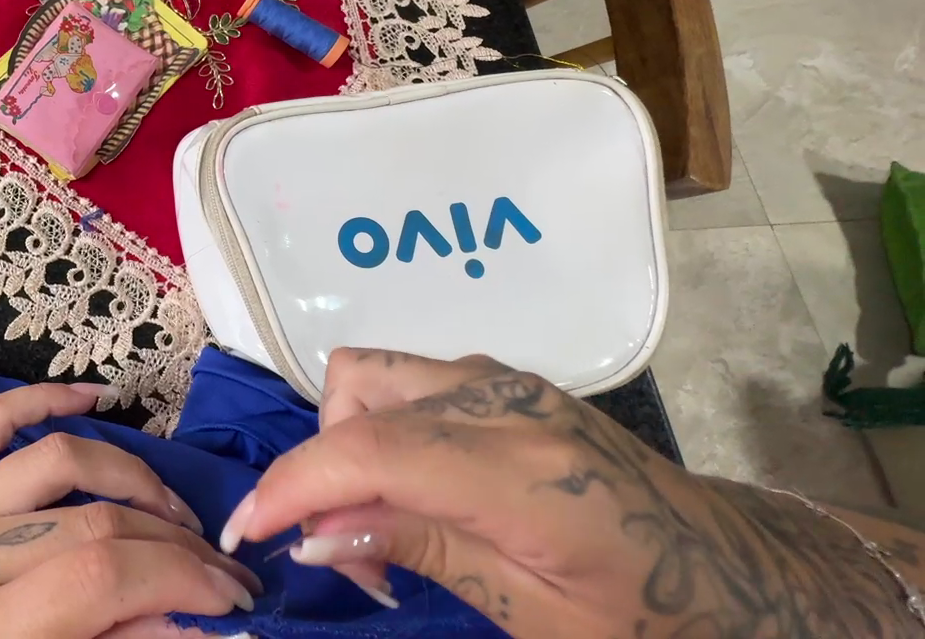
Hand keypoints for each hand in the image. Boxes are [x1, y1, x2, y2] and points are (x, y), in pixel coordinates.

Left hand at [0, 382, 259, 638]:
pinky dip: (49, 397)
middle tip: (216, 562)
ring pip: (60, 458)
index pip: (101, 577)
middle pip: (93, 522)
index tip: (230, 595)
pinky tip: (97, 396)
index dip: (179, 578)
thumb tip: (205, 620)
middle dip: (173, 541)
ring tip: (172, 508)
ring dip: (132, 476)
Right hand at [217, 348, 923, 637]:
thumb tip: (309, 536)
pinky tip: (404, 479)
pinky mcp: (493, 374)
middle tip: (339, 550)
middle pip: (355, 401)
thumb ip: (419, 550)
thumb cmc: (651, 619)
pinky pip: (396, 378)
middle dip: (319, 473)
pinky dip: (373, 423)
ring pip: (364, 374)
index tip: (246, 527)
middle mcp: (500, 399)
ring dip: (343, 439)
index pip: (372, 453)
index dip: (294, 484)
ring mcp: (496, 376)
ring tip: (372, 509)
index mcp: (524, 470)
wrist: (742, 572)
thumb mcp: (538, 618)